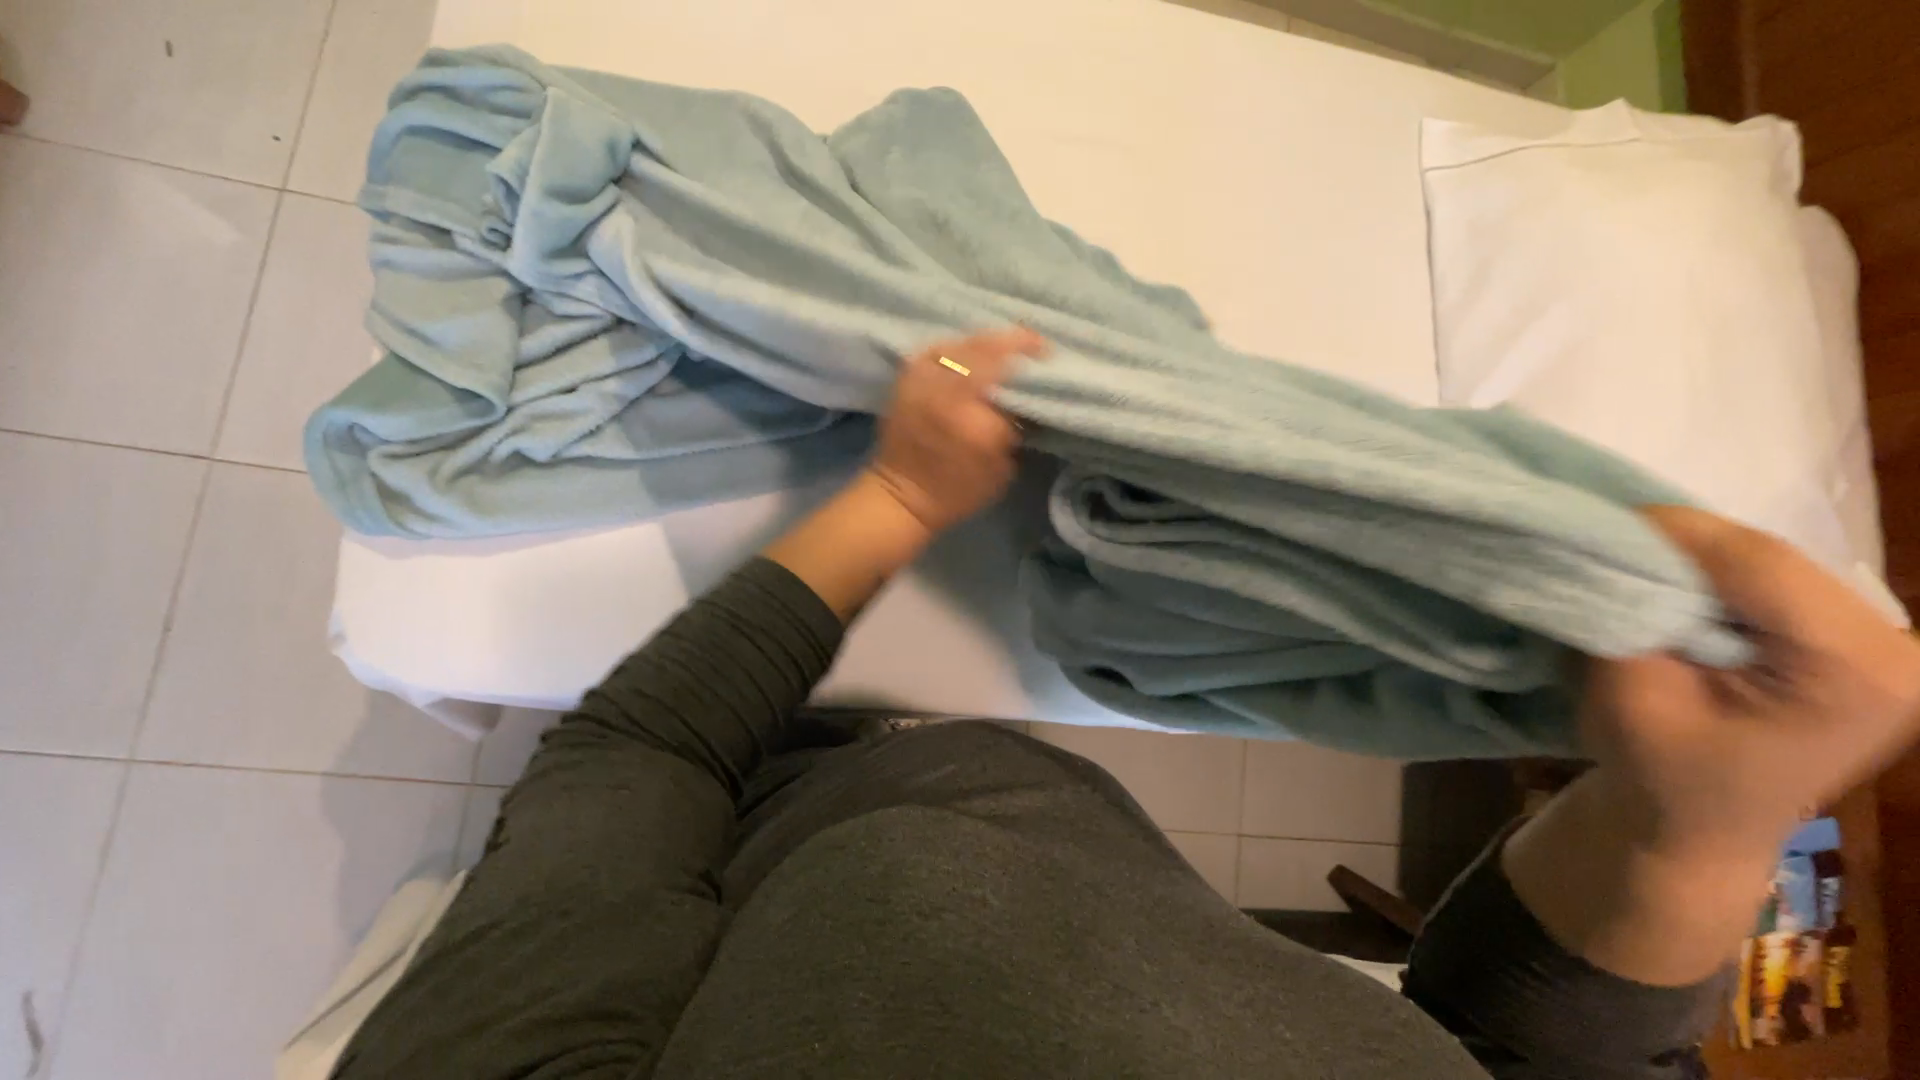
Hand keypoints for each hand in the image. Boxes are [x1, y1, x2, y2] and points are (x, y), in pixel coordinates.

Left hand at [865, 328, 1047, 533]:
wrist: (902, 495)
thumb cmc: (957, 491)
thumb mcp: (1000, 467)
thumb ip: (1011, 426)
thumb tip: (1020, 397)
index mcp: (972, 417)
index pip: (1007, 371)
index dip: (1029, 356)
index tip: (1046, 352)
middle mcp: (945, 391)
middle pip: (983, 348)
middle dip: (1010, 341)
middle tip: (1030, 343)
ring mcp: (921, 382)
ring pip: (958, 345)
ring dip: (984, 342)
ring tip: (1000, 347)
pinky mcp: (906, 381)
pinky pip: (934, 351)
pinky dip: (954, 348)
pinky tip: (966, 353)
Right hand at [1582, 505, 1919, 863]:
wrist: (1695, 829)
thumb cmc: (1659, 774)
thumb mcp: (1627, 694)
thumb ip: (1624, 616)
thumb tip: (1603, 545)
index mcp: (1856, 671)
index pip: (1760, 563)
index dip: (1669, 533)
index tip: (1590, 523)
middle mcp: (1892, 646)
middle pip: (1768, 556)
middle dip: (1676, 544)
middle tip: (1600, 545)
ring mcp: (1879, 640)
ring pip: (1765, 559)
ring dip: (1688, 558)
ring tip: (1626, 568)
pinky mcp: (1848, 637)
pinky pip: (1767, 579)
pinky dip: (1706, 575)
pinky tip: (1667, 592)